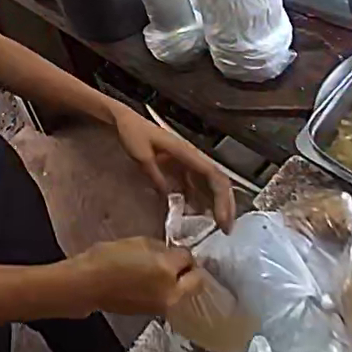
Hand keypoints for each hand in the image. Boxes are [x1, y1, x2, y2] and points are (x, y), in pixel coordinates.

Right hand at [67, 237, 200, 315]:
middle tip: (178, 261)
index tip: (175, 248)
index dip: (182, 251)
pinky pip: (171, 300)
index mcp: (167, 270)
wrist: (91, 284)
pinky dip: (169, 291)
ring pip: (185, 293)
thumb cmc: (111, 256)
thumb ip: (161, 248)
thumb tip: (172, 253)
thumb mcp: (139, 242)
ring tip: (165, 271)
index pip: (188, 258)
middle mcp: (171, 291)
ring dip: (180, 282)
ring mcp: (164, 306)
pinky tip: (154, 282)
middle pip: (196, 281)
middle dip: (190, 270)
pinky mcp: (154, 314)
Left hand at [113, 107, 236, 232]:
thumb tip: (168, 194)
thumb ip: (154, 173)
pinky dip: (199, 200)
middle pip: (216, 180)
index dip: (221, 197)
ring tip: (216, 227)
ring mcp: (185, 161)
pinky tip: (197, 215)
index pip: (212, 174)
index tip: (222, 220)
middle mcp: (190, 156)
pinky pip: (194, 185)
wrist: (125, 121)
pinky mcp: (178, 167)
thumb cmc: (133, 133)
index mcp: (185, 151)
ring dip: (215, 204)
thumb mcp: (141, 153)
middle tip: (225, 230)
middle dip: (224, 204)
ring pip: (208, 184)